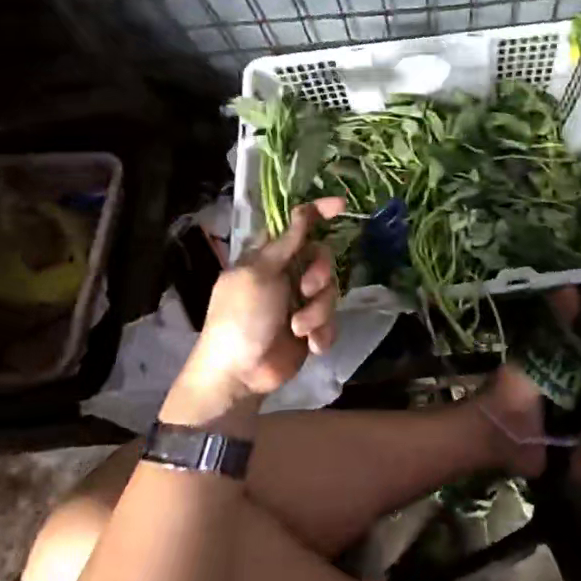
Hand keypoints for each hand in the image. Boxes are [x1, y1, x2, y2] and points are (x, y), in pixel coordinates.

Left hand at [166, 198, 344, 421]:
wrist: (239, 374)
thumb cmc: (241, 317)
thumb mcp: (259, 274)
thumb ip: (286, 243)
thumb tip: (302, 211)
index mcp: (268, 257)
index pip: (296, 225)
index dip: (317, 212)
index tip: (341, 206)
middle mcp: (286, 274)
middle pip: (322, 257)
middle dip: (320, 274)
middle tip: (306, 289)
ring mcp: (299, 302)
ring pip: (329, 291)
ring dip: (317, 311)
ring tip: (299, 330)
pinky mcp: (310, 328)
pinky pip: (331, 320)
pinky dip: (322, 333)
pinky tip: (311, 346)